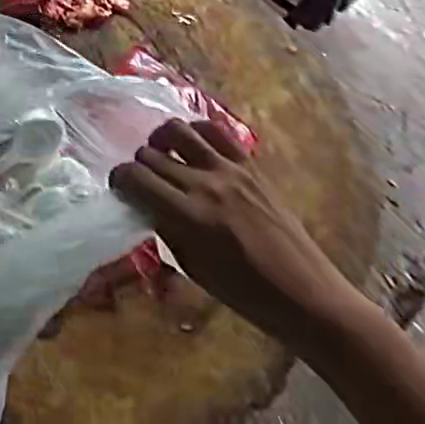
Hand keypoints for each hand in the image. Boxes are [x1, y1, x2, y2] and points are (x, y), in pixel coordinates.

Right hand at [110, 119, 360, 350]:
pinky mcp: (249, 163)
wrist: (304, 293)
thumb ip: (166, 229)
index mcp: (190, 217)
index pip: (137, 178)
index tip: (120, 187)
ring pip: (179, 130)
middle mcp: (206, 184)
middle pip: (152, 154)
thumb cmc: (247, 294)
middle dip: (138, 165)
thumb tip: (145, 203)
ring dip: (161, 139)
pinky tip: (191, 144)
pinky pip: (215, 130)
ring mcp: (230, 169)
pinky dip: (196, 130)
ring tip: (162, 154)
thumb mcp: (194, 268)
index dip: (119, 178)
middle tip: (141, 180)